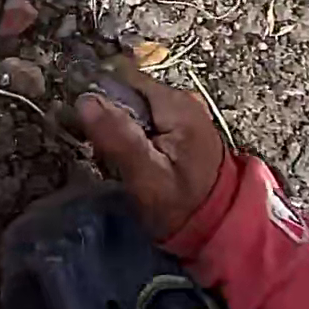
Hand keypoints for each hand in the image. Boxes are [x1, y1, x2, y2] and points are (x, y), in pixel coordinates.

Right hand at [76, 56, 225, 237]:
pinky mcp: (184, 126)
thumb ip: (118, 137)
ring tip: (116, 160)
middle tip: (102, 152)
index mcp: (175, 103)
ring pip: (138, 107)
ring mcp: (186, 111)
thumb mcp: (146, 176)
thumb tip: (85, 101)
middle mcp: (182, 99)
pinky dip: (136, 135)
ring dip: (122, 128)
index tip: (86, 125)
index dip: (101, 97)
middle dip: (111, 116)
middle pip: (131, 92)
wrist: (223, 228)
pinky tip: (134, 160)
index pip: (125, 79)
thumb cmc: (182, 206)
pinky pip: (150, 120)